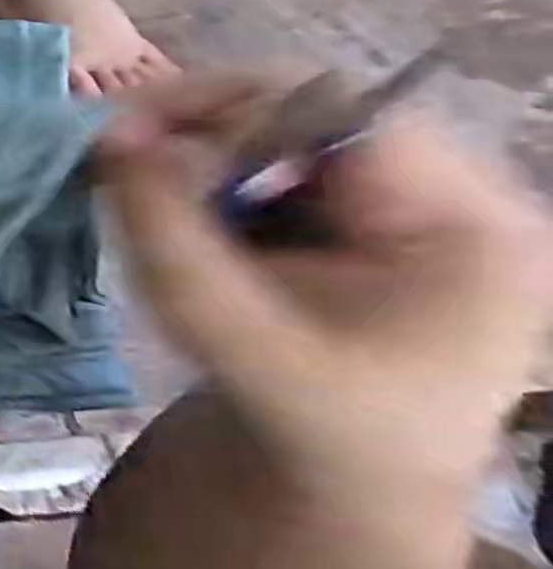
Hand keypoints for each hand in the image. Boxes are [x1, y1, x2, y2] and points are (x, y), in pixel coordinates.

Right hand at [95, 75, 552, 507]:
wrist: (338, 464)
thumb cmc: (302, 411)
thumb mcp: (225, 327)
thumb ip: (166, 230)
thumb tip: (108, 132)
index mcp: (460, 224)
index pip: (330, 108)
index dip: (219, 109)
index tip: (127, 140)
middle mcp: (437, 189)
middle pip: (292, 104)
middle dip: (189, 124)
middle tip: (114, 156)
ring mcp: (389, 192)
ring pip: (264, 121)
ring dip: (184, 143)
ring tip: (129, 180)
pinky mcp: (342, 201)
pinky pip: (255, 149)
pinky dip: (193, 162)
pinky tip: (160, 195)